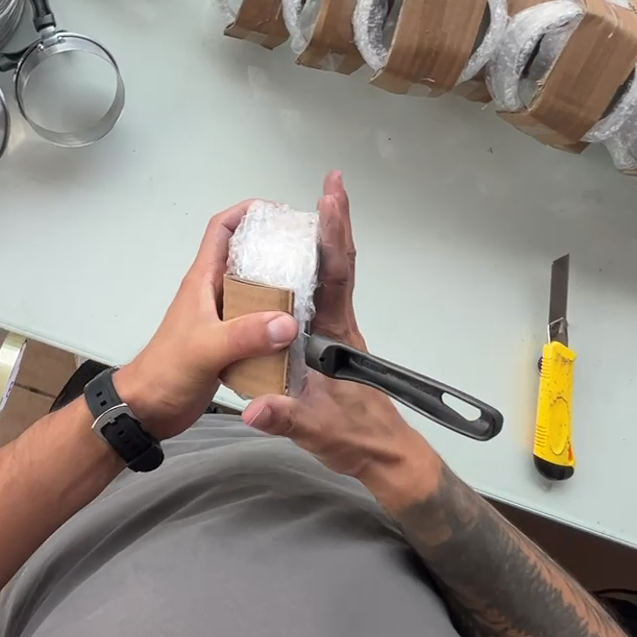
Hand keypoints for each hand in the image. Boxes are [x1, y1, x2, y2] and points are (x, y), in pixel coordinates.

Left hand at [113, 202, 296, 439]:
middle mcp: (213, 292)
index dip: (246, 212)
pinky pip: (257, 319)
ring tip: (312, 284)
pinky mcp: (229, 340)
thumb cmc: (165, 371)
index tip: (278, 212)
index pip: (221, 229)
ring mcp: (221, 316)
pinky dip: (277, 319)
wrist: (148, 408)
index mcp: (202, 280)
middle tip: (308, 249)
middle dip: (274, 246)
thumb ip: (245, 335)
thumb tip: (287, 322)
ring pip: (254, 288)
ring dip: (280, 284)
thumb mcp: (206, 348)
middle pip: (245, 255)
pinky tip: (299, 326)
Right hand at [242, 173, 440, 506]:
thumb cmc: (354, 437)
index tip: (327, 199)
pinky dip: (315, 262)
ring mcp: (332, 327)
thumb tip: (255, 408)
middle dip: (336, 221)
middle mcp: (336, 321)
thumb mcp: (314, 429)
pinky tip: (299, 254)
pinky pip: (320, 289)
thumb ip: (285, 417)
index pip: (335, 274)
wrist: (380, 454)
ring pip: (331, 272)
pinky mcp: (325, 337)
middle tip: (331, 183)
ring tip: (318, 204)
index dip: (332, 235)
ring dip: (327, 237)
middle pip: (338, 261)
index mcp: (335, 332)